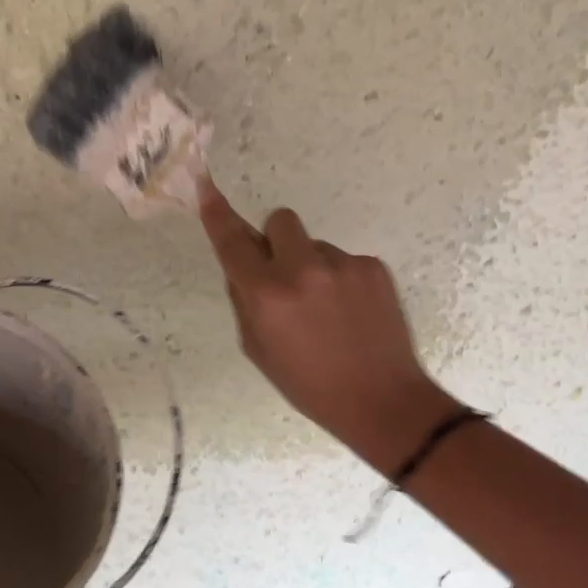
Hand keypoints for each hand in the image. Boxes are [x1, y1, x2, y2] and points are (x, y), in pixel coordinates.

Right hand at [197, 178, 458, 472]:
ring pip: (314, 245)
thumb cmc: (308, 383)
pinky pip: (344, 260)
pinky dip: (341, 280)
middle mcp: (302, 270)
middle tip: (284, 275)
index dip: (217, 214)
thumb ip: (244, 300)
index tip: (206, 187)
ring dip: (311, 266)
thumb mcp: (258, 348)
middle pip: (280, 221)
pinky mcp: (374, 267)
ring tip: (328, 311)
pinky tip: (351, 313)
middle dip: (276, 240)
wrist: (381, 400)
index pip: (233, 243)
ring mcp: (343, 265)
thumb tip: (242, 266)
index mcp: (267, 295)